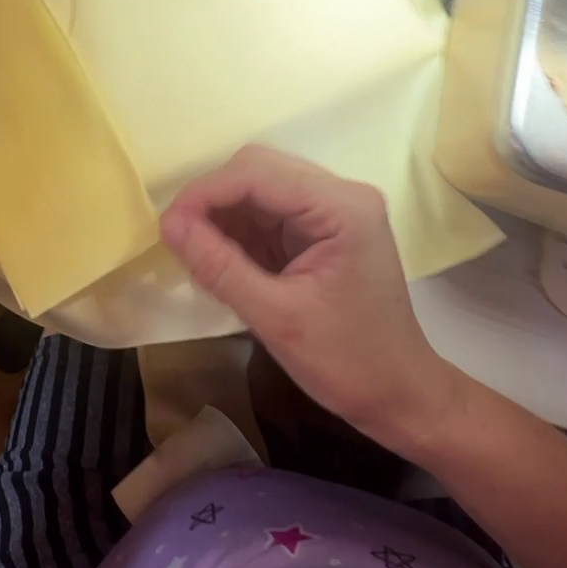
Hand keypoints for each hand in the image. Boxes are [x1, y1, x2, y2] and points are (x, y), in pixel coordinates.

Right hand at [160, 145, 468, 454]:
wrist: (400, 397)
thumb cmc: (348, 363)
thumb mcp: (276, 318)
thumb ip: (220, 267)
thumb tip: (167, 225)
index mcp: (342, 207)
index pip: (258, 174)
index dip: (206, 193)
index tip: (166, 225)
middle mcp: (339, 194)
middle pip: (257, 170)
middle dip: (212, 200)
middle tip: (177, 238)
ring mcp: (330, 208)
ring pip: (256, 187)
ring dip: (221, 215)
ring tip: (196, 253)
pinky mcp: (319, 227)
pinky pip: (265, 211)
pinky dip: (236, 230)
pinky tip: (219, 258)